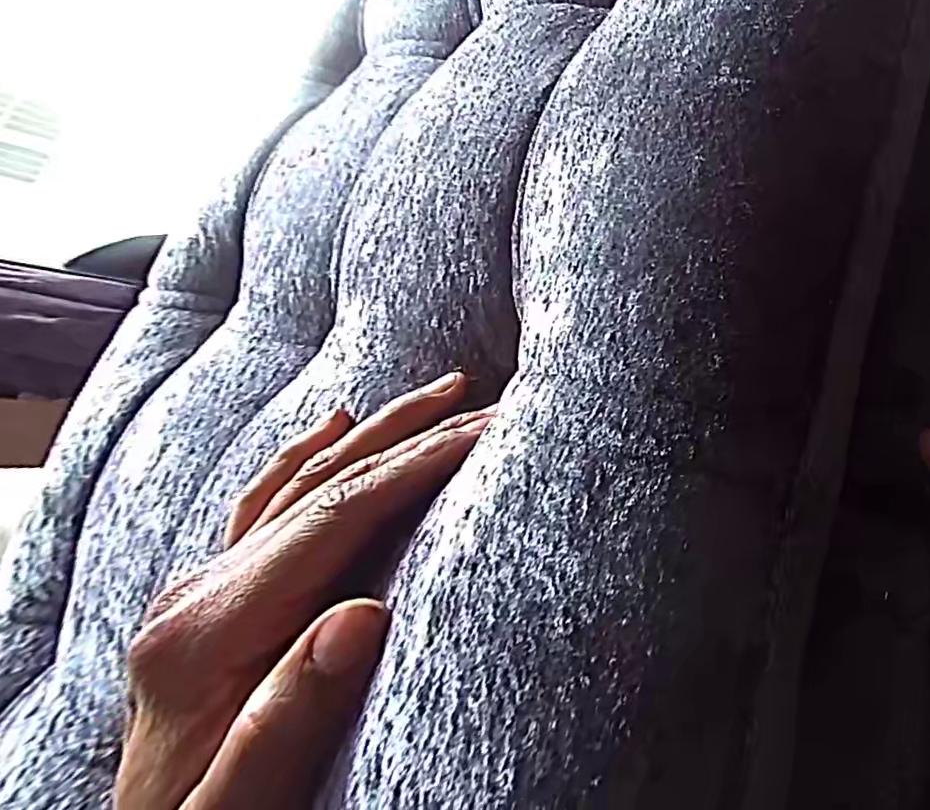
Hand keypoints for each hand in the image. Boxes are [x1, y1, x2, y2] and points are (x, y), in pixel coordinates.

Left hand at [116, 372, 489, 809]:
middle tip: (499, 403)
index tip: (492, 430)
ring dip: (386, 425)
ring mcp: (206, 585)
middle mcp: (201, 591)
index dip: (423, 460)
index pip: (340, 512)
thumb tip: (358, 618)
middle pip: (333, 479)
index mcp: (208, 630)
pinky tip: (339, 421)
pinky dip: (310, 452)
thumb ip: (290, 718)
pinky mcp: (221, 590)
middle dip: (424, 432)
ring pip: (309, 474)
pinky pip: (270, 499)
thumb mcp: (245, 802)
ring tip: (451, 388)